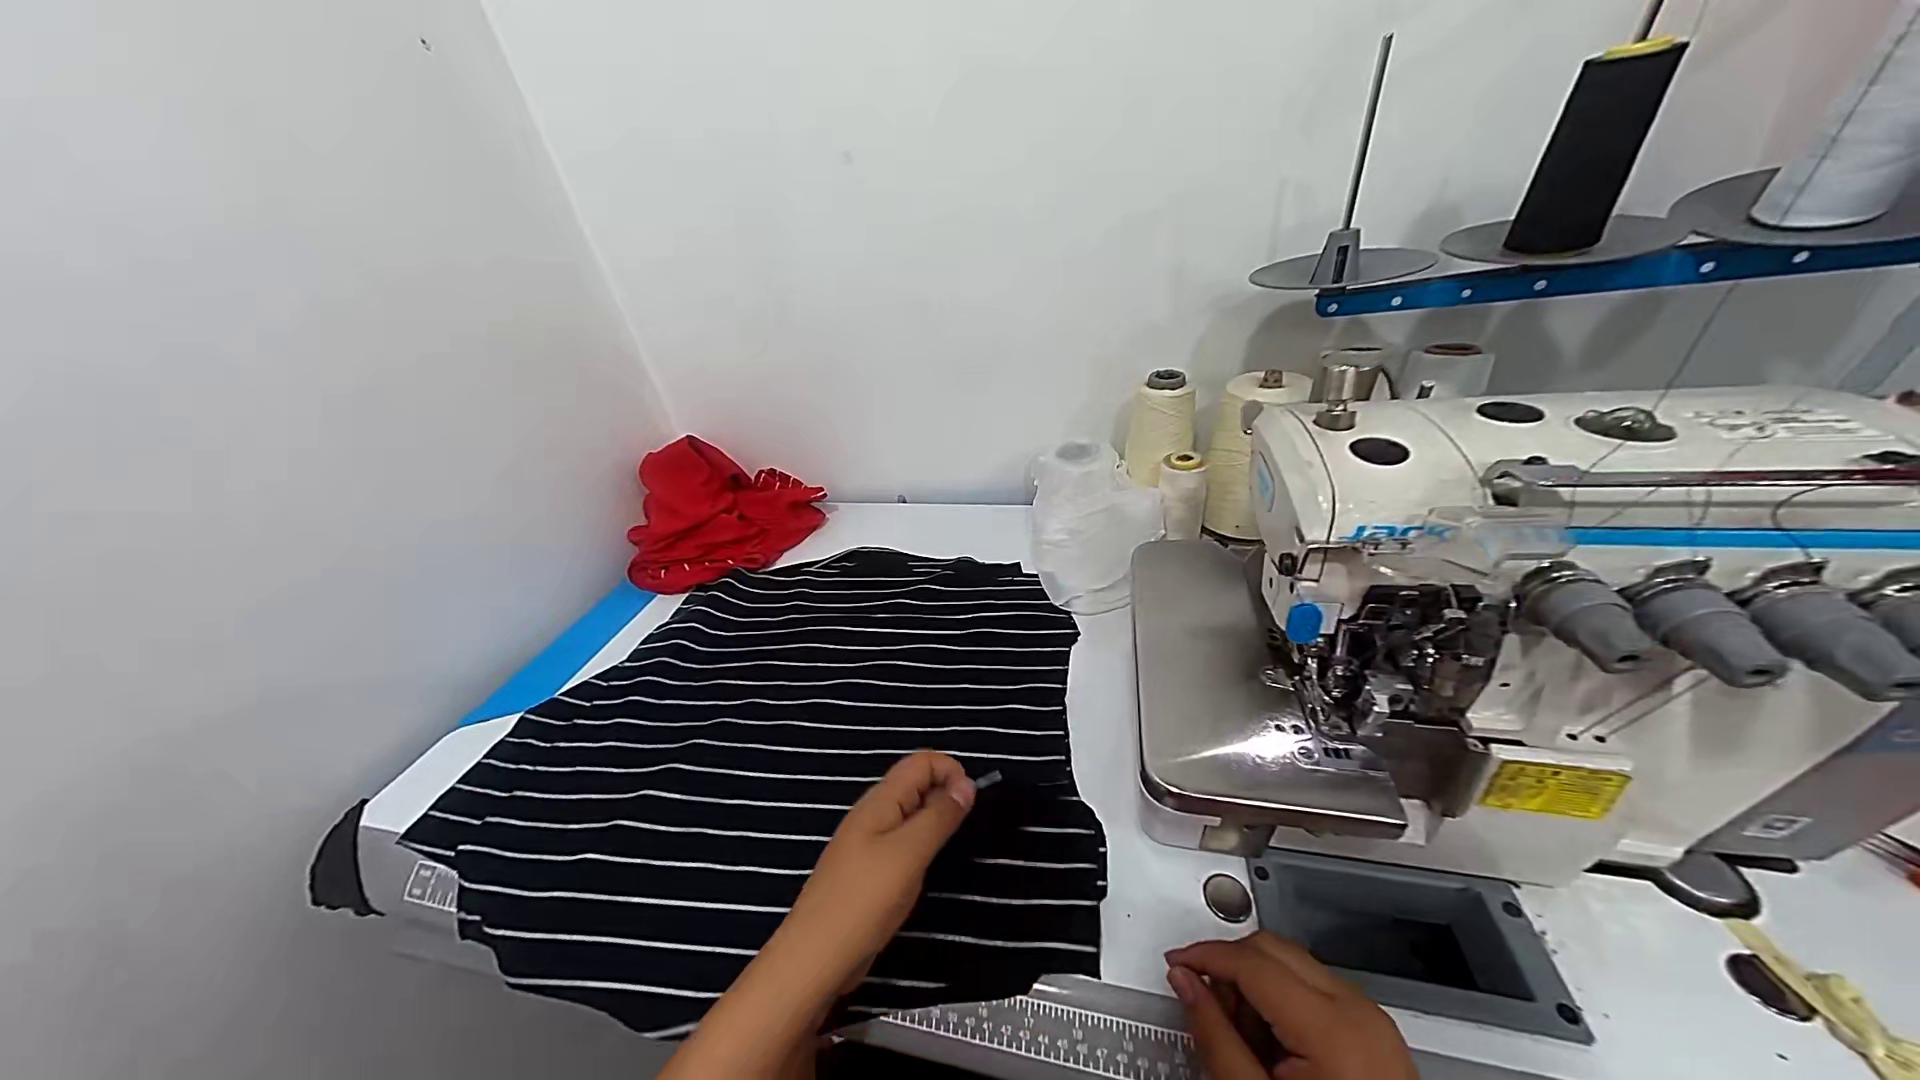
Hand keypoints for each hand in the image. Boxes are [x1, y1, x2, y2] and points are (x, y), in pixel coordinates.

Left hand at [771, 751, 976, 991]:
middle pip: (916, 782)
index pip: (921, 761)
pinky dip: (922, 844)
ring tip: (949, 849)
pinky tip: (927, 868)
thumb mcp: (909, 853)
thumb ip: (939, 816)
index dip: (950, 771)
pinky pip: (903, 840)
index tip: (971, 803)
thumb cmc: (864, 900)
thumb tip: (967, 783)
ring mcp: (869, 841)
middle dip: (946, 794)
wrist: (814, 959)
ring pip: (911, 812)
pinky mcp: (869, 868)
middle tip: (964, 829)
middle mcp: (873, 812)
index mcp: (879, 800)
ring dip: (935, 820)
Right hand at [1166, 932, 1416, 1079]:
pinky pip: (1314, 985)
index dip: (1204, 956)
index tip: (1178, 963)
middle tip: (1207, 1004)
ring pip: (1290, 961)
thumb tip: (1186, 982)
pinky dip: (1282, 998)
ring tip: (1246, 1038)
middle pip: (1271, 948)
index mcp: (1333, 1031)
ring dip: (1254, 982)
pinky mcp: (1374, 1029)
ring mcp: (1372, 1019)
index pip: (1251, 961)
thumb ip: (1216, 1038)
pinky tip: (1275, 1044)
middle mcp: (1359, 1012)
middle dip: (1229, 967)